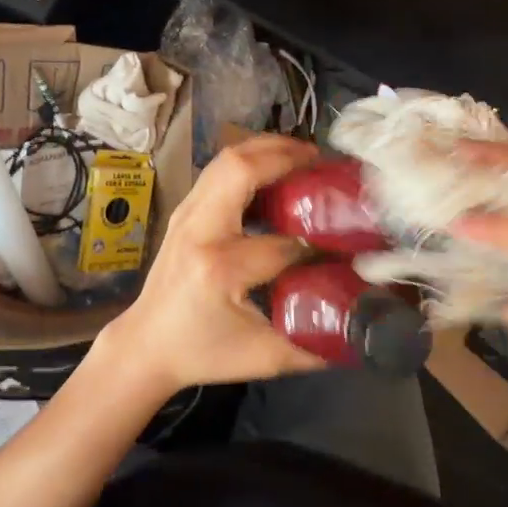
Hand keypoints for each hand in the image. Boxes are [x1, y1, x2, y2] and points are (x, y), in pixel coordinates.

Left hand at [99, 134, 326, 394]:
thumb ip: (314, 341)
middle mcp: (200, 230)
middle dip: (285, 156)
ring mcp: (187, 214)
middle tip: (322, 160)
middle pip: (241, 169)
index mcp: (220, 267)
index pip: (282, 243)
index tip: (346, 245)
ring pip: (227, 160)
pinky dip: (251, 160)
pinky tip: (277, 168)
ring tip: (305, 155)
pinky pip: (219, 170)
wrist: (146, 345)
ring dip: (267, 149)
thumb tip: (361, 318)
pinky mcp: (185, 210)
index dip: (318, 244)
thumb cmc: (203, 352)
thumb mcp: (264, 357)